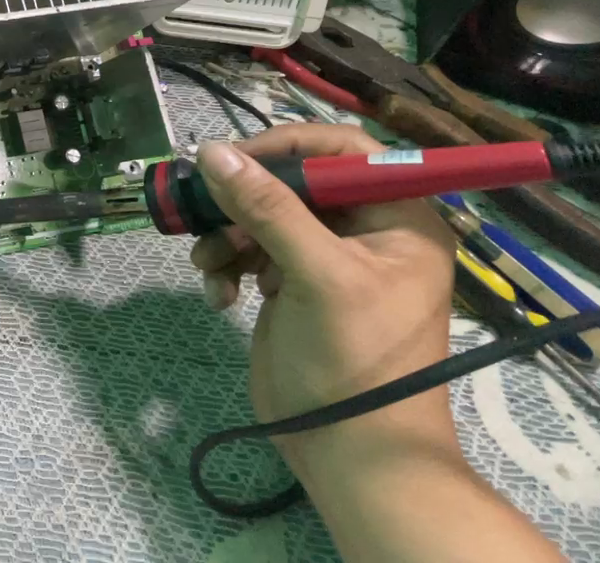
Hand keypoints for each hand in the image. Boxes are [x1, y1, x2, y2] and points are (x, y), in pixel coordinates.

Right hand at [188, 124, 458, 485]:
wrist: (350, 454)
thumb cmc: (355, 358)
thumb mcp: (316, 276)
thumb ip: (266, 208)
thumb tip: (211, 151)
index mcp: (395, 219)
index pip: (344, 150)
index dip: (290, 145)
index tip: (237, 158)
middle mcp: (362, 232)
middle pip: (292, 182)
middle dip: (243, 200)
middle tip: (203, 207)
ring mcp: (323, 260)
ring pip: (260, 217)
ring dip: (225, 237)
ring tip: (209, 266)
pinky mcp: (291, 286)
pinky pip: (248, 253)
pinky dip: (225, 268)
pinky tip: (219, 297)